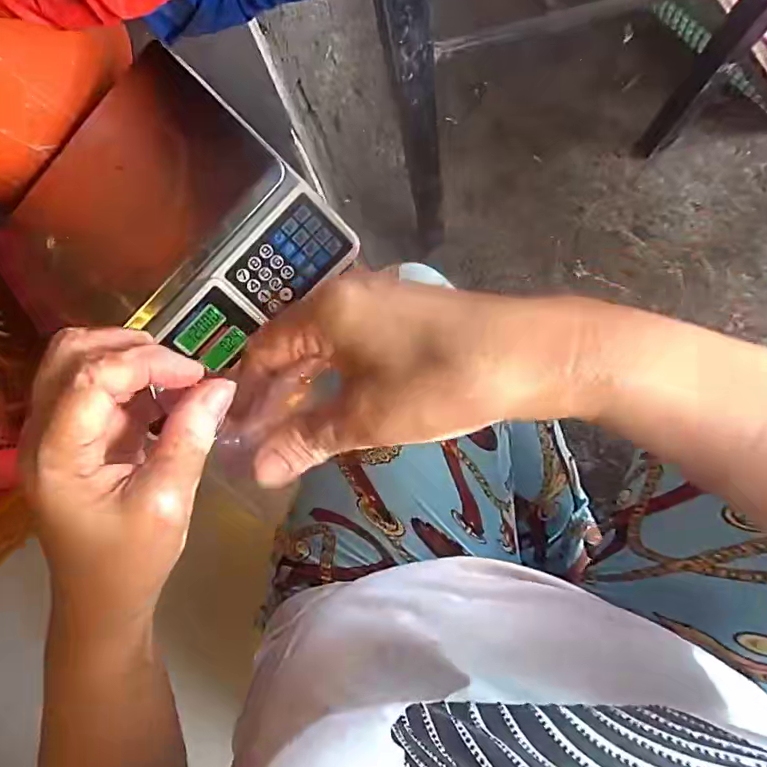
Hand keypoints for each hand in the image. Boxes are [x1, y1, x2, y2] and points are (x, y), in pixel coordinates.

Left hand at [19, 328, 235, 624]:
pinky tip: (163, 398)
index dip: (147, 363)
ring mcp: (50, 432)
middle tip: (181, 369)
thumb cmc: (129, 563)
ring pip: (77, 361)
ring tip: (175, 378)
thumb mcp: (167, 502)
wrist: (100, 604)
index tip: (197, 374)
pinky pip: (91, 385)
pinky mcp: (69, 436)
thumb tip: (221, 384)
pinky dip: (129, 380)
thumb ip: (189, 437)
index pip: (90, 375)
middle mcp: (40, 432)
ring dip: (127, 358)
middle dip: (130, 348)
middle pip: (71, 352)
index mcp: (55, 453)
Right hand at [235, 269, 566, 486]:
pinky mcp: (404, 311)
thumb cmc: (437, 382)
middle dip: (275, 391)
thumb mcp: (367, 417)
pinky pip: (351, 341)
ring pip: (323, 343)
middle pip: (290, 343)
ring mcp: (378, 298)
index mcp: (324, 309)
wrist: (529, 353)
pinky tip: (338, 402)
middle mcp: (344, 294)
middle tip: (262, 437)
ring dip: (306, 384)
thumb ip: (308, 439)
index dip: (248, 394)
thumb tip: (258, 473)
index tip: (237, 433)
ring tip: (294, 427)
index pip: (263, 349)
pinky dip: (336, 373)